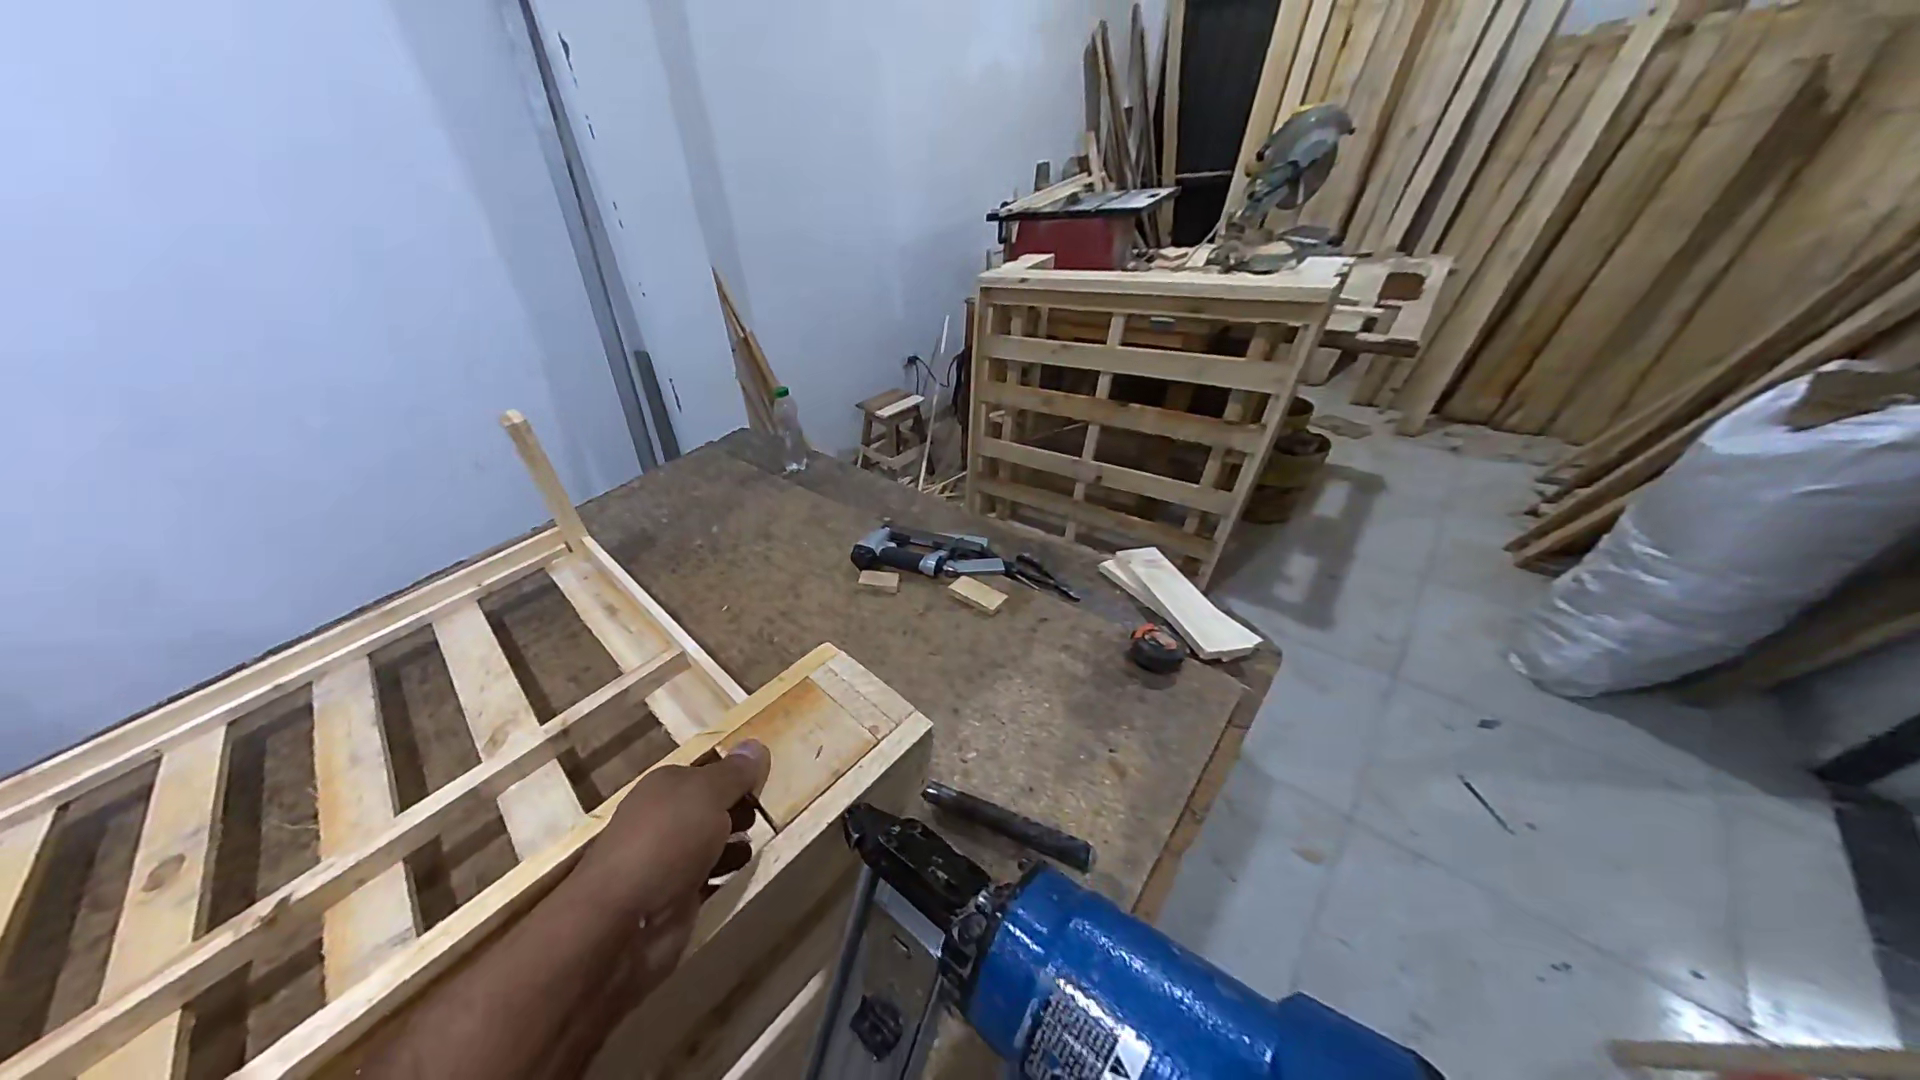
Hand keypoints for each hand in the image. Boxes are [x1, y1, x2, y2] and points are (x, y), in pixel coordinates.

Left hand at [570, 740, 771, 922]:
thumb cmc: (666, 842)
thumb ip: (735, 773)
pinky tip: (741, 872)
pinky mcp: (674, 897)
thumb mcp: (707, 794)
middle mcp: (663, 818)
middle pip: (711, 806)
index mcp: (666, 786)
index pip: (710, 771)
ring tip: (755, 843)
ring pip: (711, 841)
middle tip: (762, 815)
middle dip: (738, 809)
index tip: (764, 785)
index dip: (738, 775)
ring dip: (734, 841)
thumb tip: (755, 746)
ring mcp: (666, 859)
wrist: (621, 923)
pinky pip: (709, 876)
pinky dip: (725, 874)